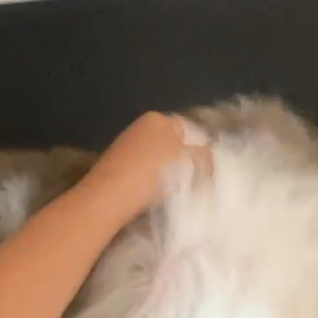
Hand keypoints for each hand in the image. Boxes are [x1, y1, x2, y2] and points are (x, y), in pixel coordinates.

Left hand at [77, 112, 209, 221]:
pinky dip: (149, 182)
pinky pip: (142, 172)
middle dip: (183, 162)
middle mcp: (140, 127)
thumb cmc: (153, 174)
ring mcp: (125, 146)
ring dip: (167, 175)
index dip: (200, 150)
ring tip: (174, 193)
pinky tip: (153, 197)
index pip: (189, 131)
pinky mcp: (115, 166)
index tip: (206, 173)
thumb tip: (209, 159)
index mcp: (158, 119)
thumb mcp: (189, 163)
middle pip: (172, 145)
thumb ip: (205, 157)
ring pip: (157, 160)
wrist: (108, 198)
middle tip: (194, 184)